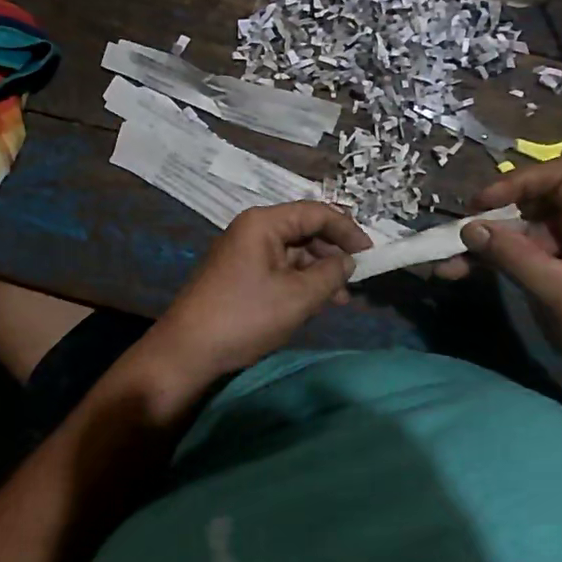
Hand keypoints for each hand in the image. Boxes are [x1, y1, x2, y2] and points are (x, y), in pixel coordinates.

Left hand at [150, 202, 370, 378]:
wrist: (188, 348)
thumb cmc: (245, 316)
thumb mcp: (297, 297)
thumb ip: (330, 274)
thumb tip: (348, 261)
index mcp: (263, 223)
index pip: (316, 212)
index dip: (347, 230)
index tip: (372, 254)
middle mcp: (252, 229)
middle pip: (304, 230)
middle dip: (333, 254)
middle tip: (357, 282)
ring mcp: (243, 251)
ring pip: (293, 252)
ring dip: (318, 272)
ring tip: (340, 299)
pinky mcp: (239, 273)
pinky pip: (278, 268)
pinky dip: (299, 282)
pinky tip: (314, 303)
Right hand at [436, 159, 561, 398]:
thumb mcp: (560, 293)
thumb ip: (513, 256)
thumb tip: (468, 227)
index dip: (520, 182)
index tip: (483, 202)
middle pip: (534, 199)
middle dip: (493, 214)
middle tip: (460, 229)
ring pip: (518, 226)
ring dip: (483, 240)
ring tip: (448, 257)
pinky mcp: (553, 264)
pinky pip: (515, 250)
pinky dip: (488, 259)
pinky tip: (456, 271)